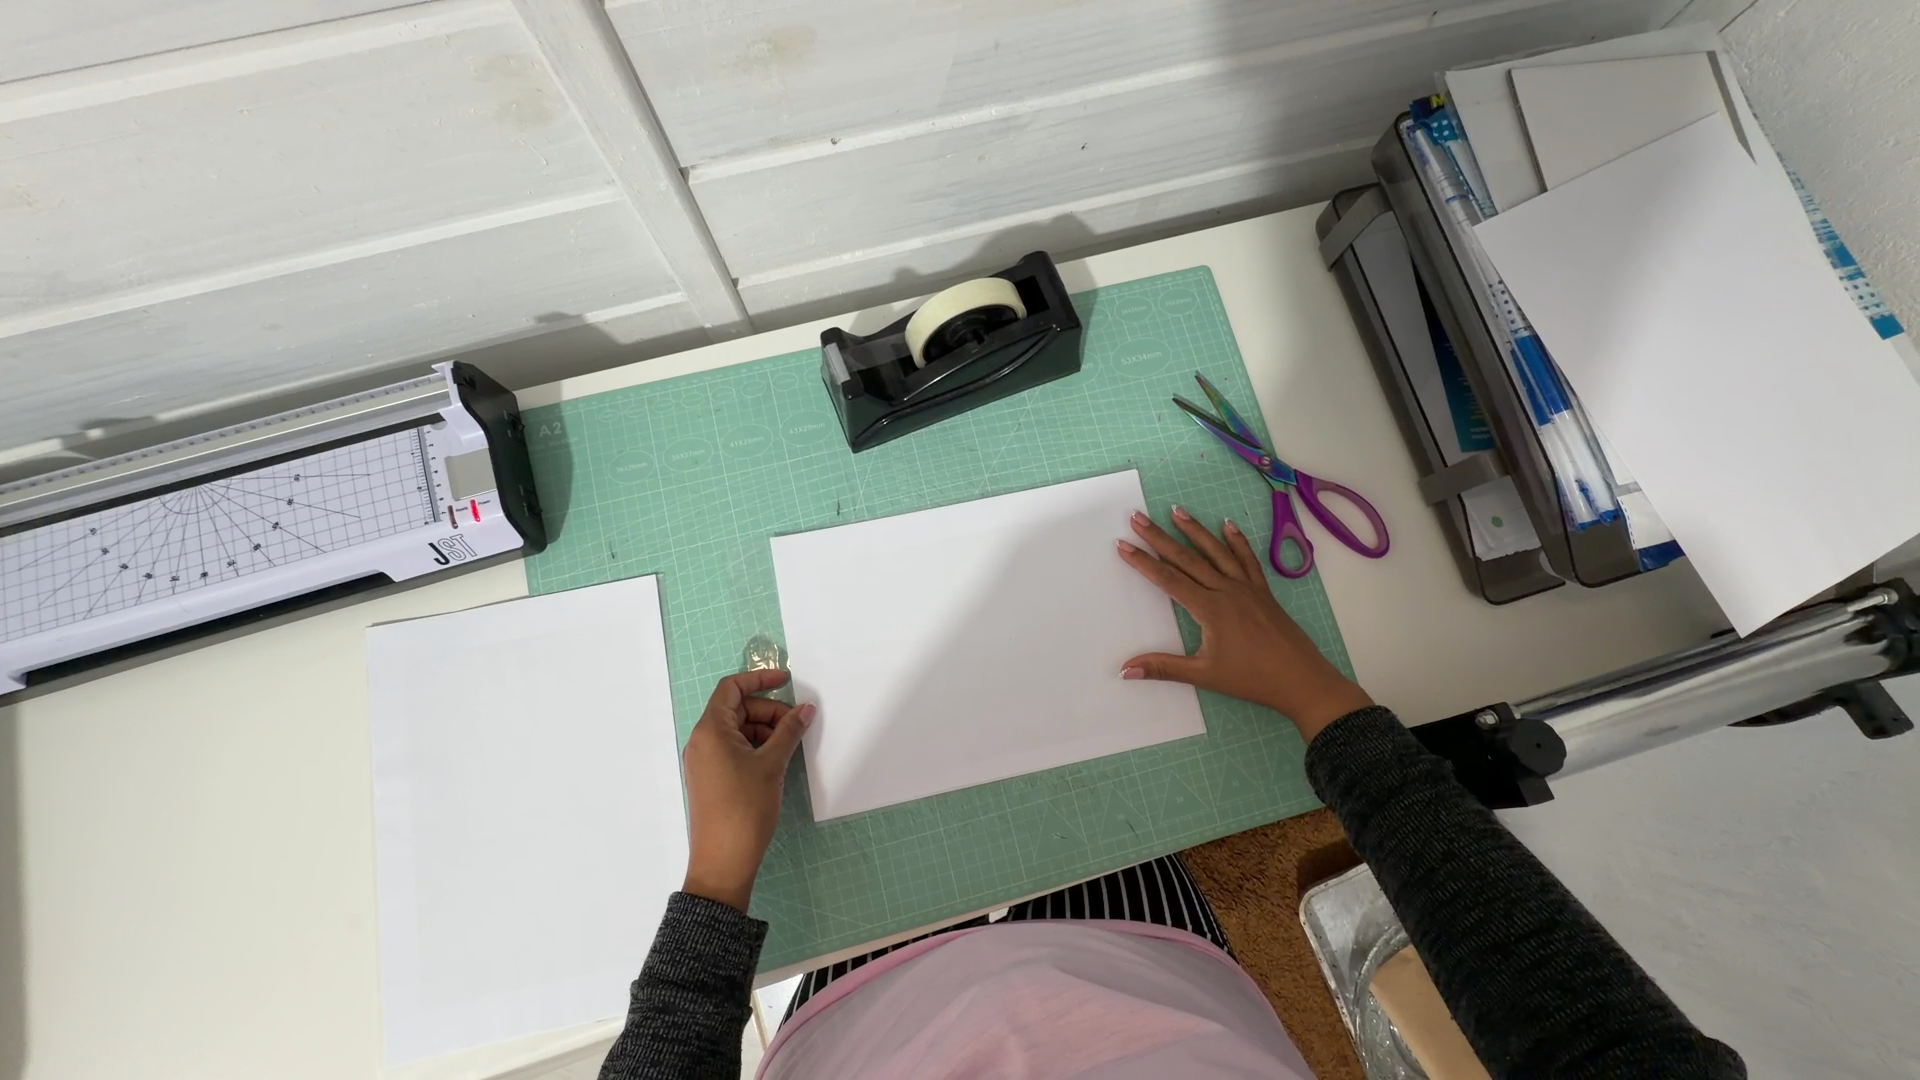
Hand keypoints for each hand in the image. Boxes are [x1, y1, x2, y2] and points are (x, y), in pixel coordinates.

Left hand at [681, 669, 813, 911]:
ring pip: (737, 730)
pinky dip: (756, 746)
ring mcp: (705, 761)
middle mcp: (702, 741)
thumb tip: (805, 708)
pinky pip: (734, 749)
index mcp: (710, 730)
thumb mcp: (772, 764)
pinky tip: (777, 759)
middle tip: (796, 723)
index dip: (759, 679)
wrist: (723, 861)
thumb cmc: (745, 807)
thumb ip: (789, 731)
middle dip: (768, 710)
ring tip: (790, 744)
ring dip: (765, 729)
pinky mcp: (711, 778)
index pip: (731, 688)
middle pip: (737, 709)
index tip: (787, 680)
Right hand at [1117, 506, 1371, 741]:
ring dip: (1195, 530)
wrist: (1303, 680)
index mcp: (1210, 609)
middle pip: (1187, 559)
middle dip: (1159, 537)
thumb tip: (1125, 669)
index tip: (1123, 545)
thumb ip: (1163, 667)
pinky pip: (1247, 560)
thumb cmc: (1252, 679)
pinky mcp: (1263, 592)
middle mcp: (1227, 591)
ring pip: (1216, 552)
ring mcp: (1247, 588)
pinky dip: (1237, 541)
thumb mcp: (1204, 675)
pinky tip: (1228, 525)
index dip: (1143, 562)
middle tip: (1138, 517)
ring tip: (1176, 510)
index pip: (1168, 580)